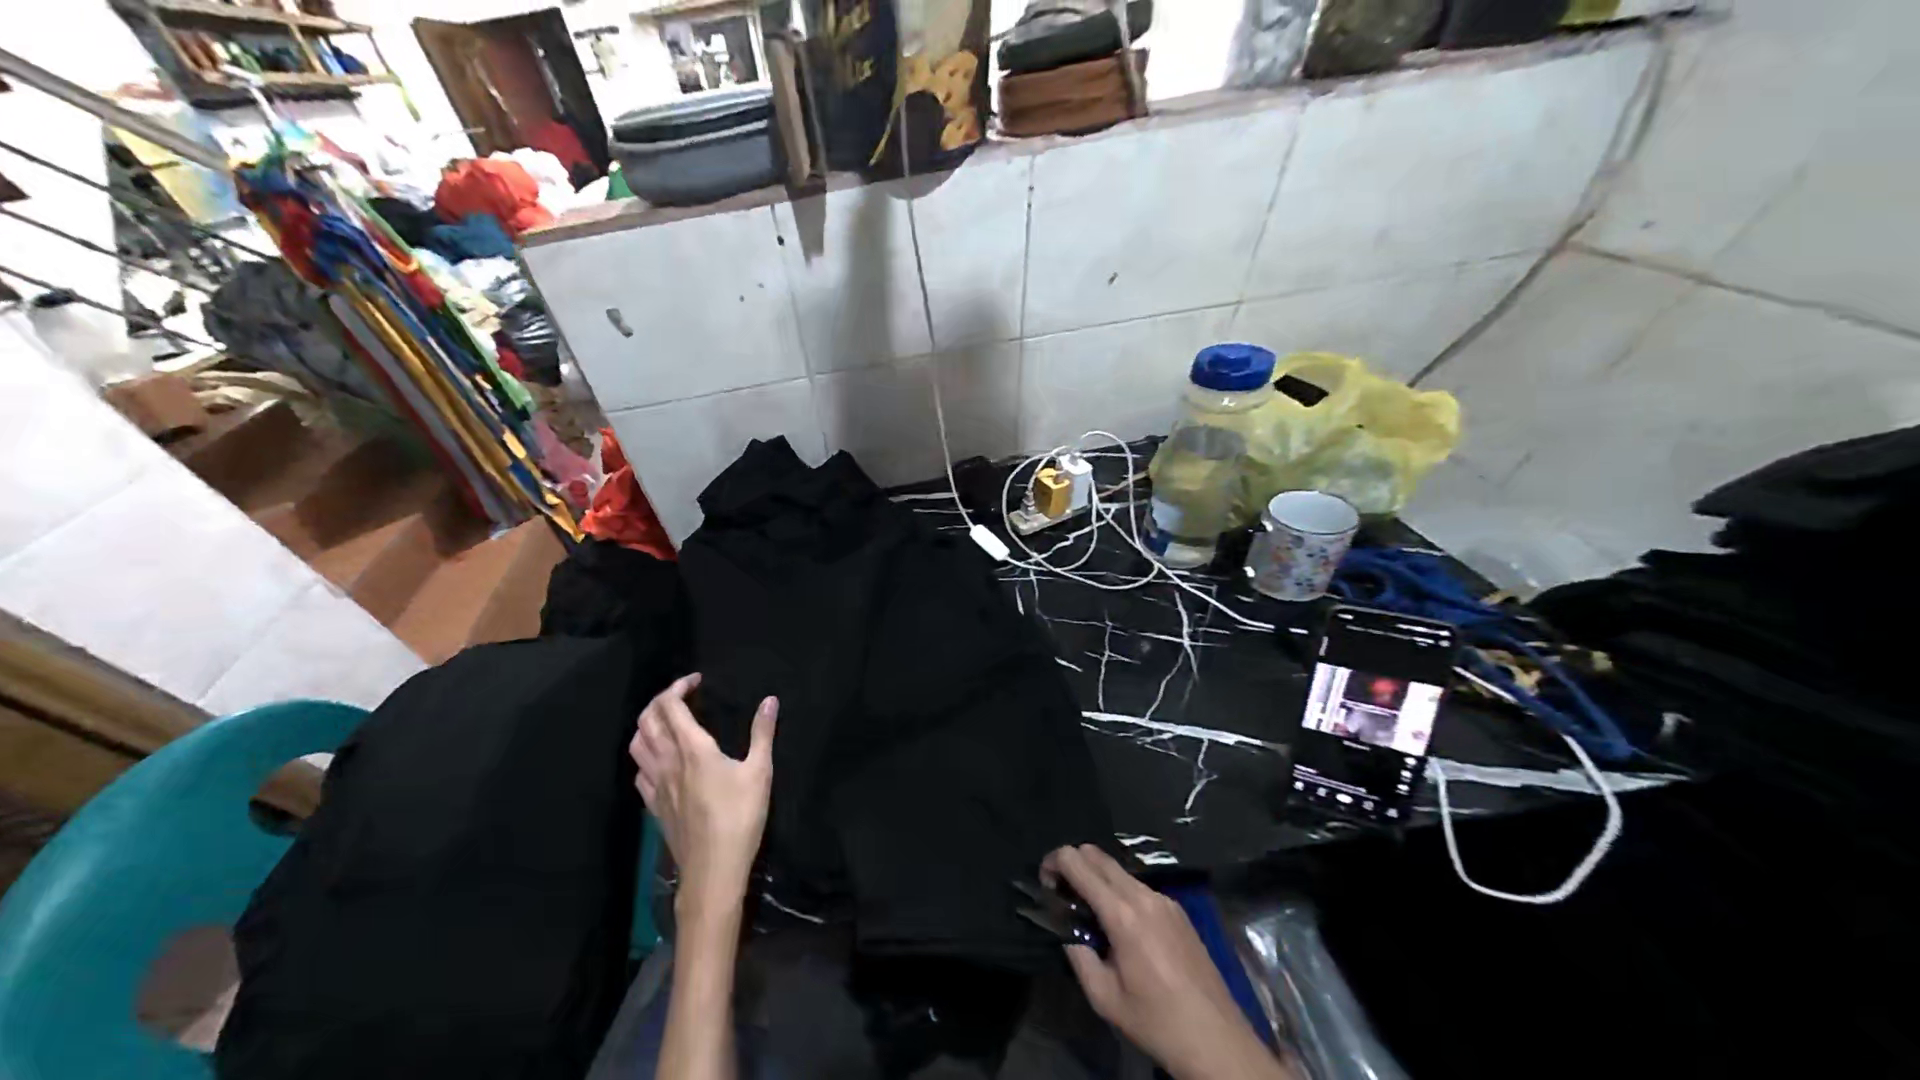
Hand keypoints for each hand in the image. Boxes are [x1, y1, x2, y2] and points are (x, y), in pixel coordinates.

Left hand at [629, 673, 777, 914]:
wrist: (713, 869)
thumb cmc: (741, 817)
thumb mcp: (760, 772)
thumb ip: (762, 733)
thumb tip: (770, 700)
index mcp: (692, 748)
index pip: (670, 706)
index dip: (679, 686)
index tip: (696, 680)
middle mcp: (667, 761)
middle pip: (647, 720)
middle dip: (660, 700)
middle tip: (682, 695)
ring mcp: (656, 784)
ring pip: (636, 744)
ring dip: (647, 725)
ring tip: (667, 721)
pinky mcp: (653, 805)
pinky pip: (639, 771)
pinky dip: (645, 754)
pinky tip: (661, 759)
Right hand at [1044, 844, 1290, 1079]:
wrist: (1217, 1039)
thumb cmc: (1156, 1021)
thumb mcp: (1104, 997)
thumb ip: (1078, 954)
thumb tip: (1066, 929)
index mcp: (1123, 914)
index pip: (1079, 863)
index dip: (1054, 862)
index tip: (1044, 882)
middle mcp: (1144, 896)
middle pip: (1098, 855)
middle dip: (1073, 864)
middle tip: (1060, 893)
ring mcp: (1165, 900)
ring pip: (1119, 870)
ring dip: (1097, 878)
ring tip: (1089, 912)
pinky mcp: (1178, 911)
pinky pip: (1138, 887)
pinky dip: (1119, 891)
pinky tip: (1120, 925)